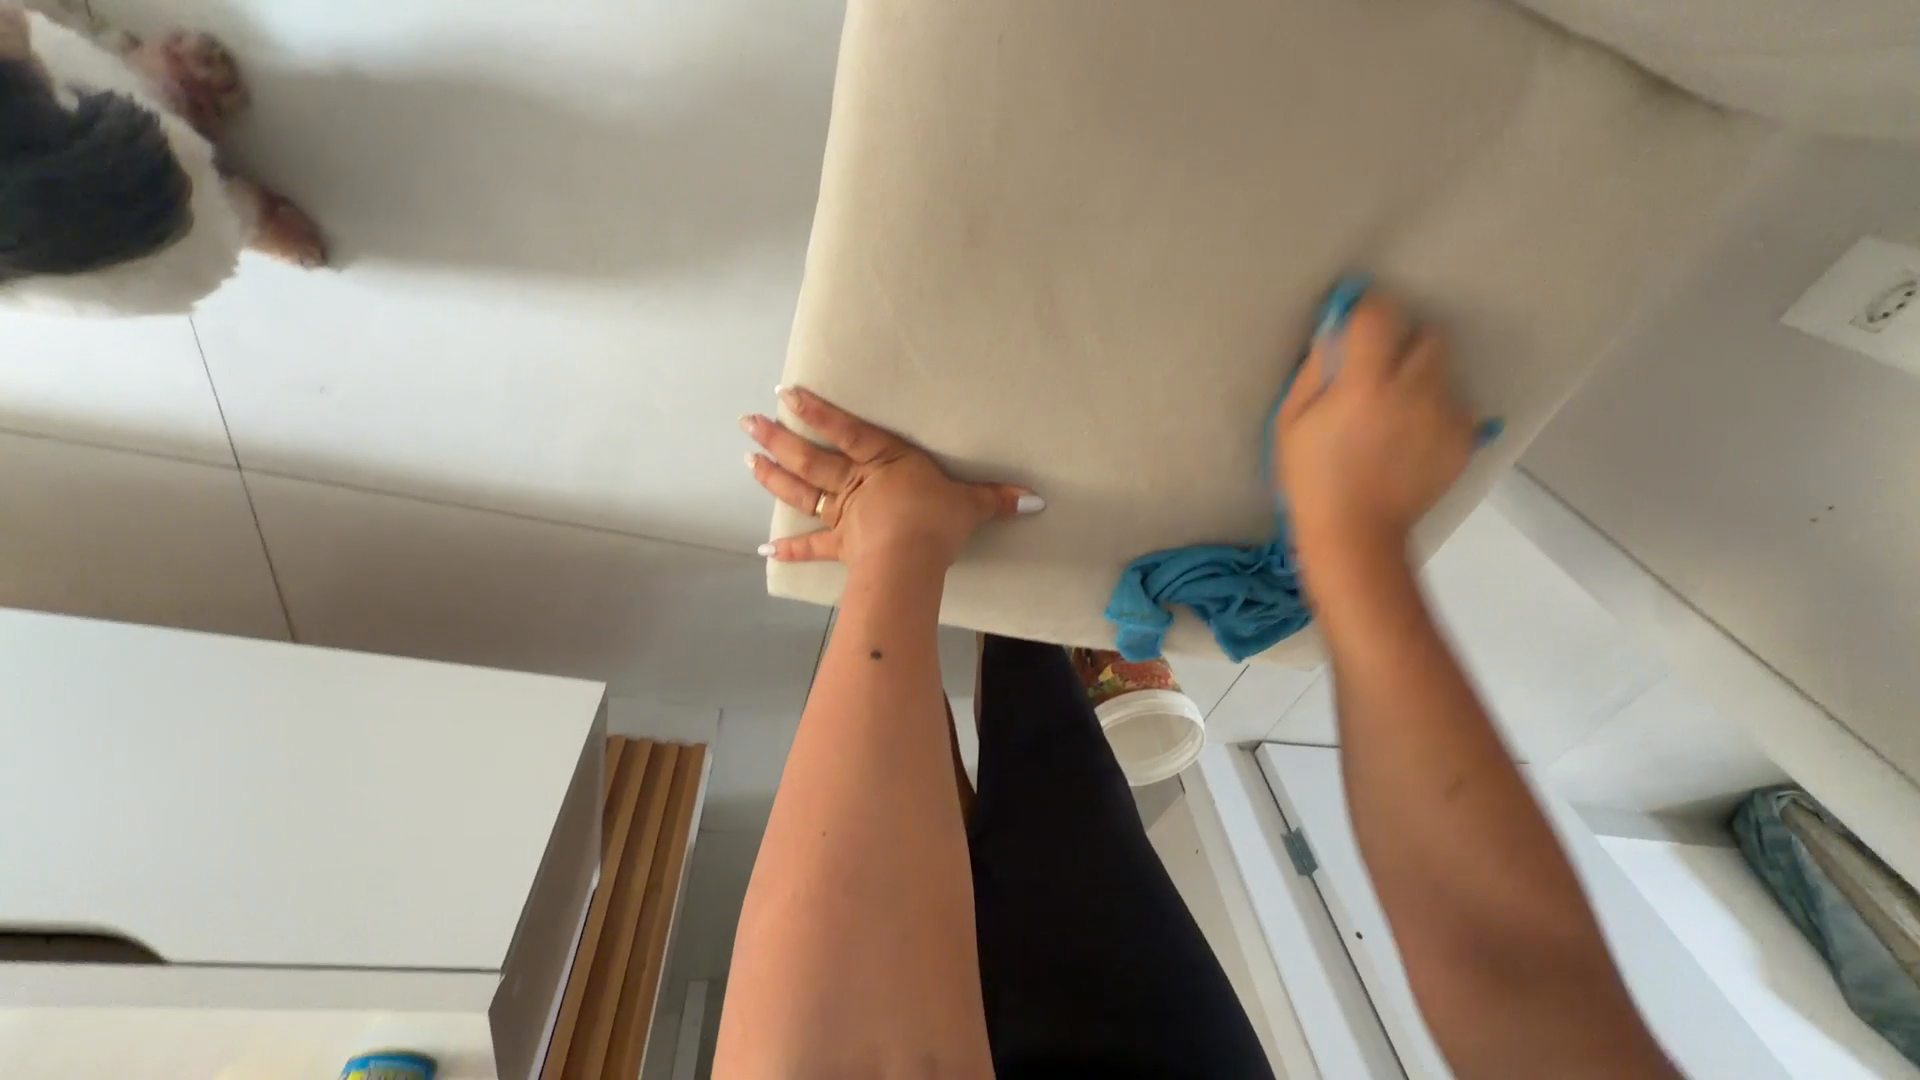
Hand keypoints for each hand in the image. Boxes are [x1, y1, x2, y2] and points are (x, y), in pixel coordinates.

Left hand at [742, 386, 1043, 568]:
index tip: (785, 391)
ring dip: (773, 477)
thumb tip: (1037, 498)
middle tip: (747, 421)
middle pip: (810, 457)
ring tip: (748, 458)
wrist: (911, 561)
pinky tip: (764, 549)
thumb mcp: (970, 505)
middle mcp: (856, 483)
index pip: (845, 428)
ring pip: (801, 491)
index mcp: (884, 461)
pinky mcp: (840, 547)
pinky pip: (811, 547)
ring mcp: (843, 515)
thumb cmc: (935, 522)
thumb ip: (997, 498)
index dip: (815, 410)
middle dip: (777, 438)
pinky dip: (789, 549)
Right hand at [1276, 290, 1473, 570]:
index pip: (1380, 314)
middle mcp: (1414, 390)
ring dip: (1422, 379)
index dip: (1368, 311)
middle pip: (1429, 335)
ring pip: (1445, 371)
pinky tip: (1412, 440)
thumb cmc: (1310, 479)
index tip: (1358, 323)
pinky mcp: (1465, 439)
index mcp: (1365, 384)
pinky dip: (1437, 413)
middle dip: (1405, 343)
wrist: (1355, 536)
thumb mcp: (1291, 422)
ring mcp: (1446, 415)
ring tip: (1398, 412)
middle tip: (1381, 371)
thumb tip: (1334, 331)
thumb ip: (1315, 370)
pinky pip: (1457, 406)